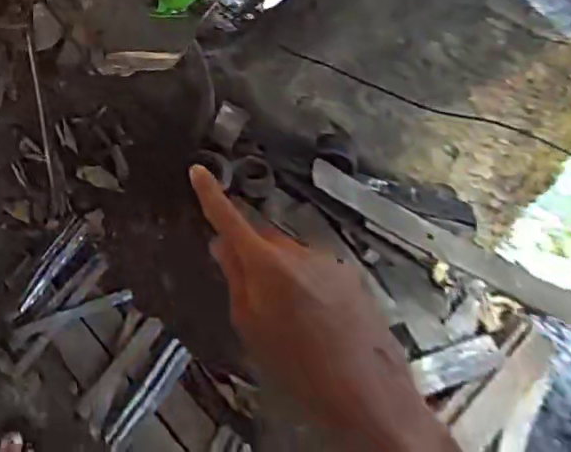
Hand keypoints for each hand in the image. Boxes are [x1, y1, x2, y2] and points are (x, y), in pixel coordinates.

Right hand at [192, 165, 451, 449]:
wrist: (371, 399)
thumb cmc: (300, 368)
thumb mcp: (251, 326)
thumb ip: (235, 279)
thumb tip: (224, 246)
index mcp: (266, 262)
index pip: (228, 217)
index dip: (210, 193)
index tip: (199, 171)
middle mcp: (297, 251)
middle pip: (263, 241)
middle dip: (255, 259)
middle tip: (255, 298)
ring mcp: (328, 262)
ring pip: (292, 258)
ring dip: (286, 277)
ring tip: (296, 324)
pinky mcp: (352, 277)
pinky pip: (317, 272)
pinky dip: (311, 289)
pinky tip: (322, 327)